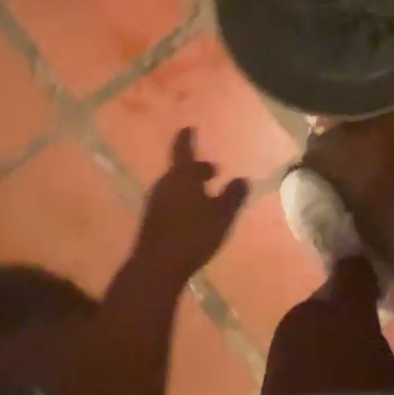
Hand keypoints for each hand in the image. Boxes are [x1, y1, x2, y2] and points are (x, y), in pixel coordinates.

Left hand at [130, 129, 248, 289]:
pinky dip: (182, 199)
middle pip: (181, 169)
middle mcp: (165, 183)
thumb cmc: (193, 235)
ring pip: (175, 185)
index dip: (187, 137)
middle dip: (197, 169)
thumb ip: (234, 196)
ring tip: (207, 195)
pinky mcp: (151, 219)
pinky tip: (193, 214)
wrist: (156, 266)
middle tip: (213, 172)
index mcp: (182, 176)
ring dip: (190, 185)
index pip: (183, 149)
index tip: (190, 128)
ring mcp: (155, 201)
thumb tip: (243, 179)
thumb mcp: (222, 216)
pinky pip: (169, 199)